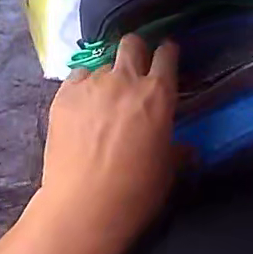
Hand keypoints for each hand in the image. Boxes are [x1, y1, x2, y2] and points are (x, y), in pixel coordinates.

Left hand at [37, 35, 179, 241]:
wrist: (83, 210)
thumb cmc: (136, 191)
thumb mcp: (168, 168)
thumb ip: (177, 149)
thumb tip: (188, 149)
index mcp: (159, 92)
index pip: (167, 53)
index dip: (167, 54)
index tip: (166, 60)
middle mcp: (127, 79)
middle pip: (132, 43)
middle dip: (136, 52)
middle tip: (134, 72)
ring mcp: (93, 85)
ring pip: (103, 64)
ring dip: (108, 77)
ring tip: (103, 100)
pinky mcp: (64, 96)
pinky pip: (78, 78)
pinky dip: (83, 87)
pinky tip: (81, 107)